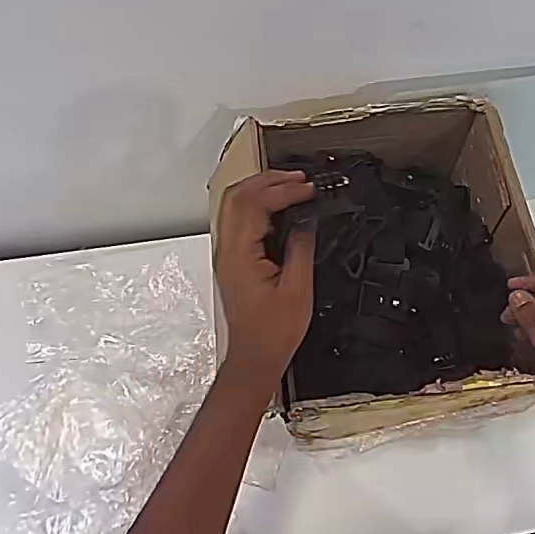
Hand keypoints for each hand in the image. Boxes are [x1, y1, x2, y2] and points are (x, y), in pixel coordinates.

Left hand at [215, 170, 314, 382]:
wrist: (256, 355)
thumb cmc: (273, 332)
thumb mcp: (297, 289)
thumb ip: (300, 249)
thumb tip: (306, 221)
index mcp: (240, 255)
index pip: (255, 205)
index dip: (282, 190)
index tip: (307, 189)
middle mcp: (228, 251)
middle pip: (237, 196)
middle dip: (268, 180)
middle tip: (298, 178)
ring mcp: (228, 255)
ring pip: (234, 205)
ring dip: (261, 190)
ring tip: (290, 186)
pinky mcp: (234, 261)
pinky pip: (240, 221)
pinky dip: (259, 206)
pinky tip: (279, 209)